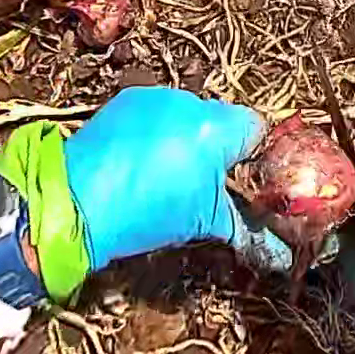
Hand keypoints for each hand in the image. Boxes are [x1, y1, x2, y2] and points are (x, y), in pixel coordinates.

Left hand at [62, 86, 290, 271]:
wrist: (71, 205)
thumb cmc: (146, 213)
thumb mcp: (204, 222)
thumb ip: (248, 230)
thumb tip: (283, 256)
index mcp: (218, 127)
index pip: (257, 128)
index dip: (252, 154)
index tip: (240, 178)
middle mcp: (193, 103)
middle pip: (225, 120)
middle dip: (219, 146)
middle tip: (205, 181)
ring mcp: (161, 97)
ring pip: (193, 114)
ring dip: (189, 136)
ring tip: (168, 171)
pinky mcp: (132, 98)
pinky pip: (161, 110)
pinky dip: (160, 129)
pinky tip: (143, 157)